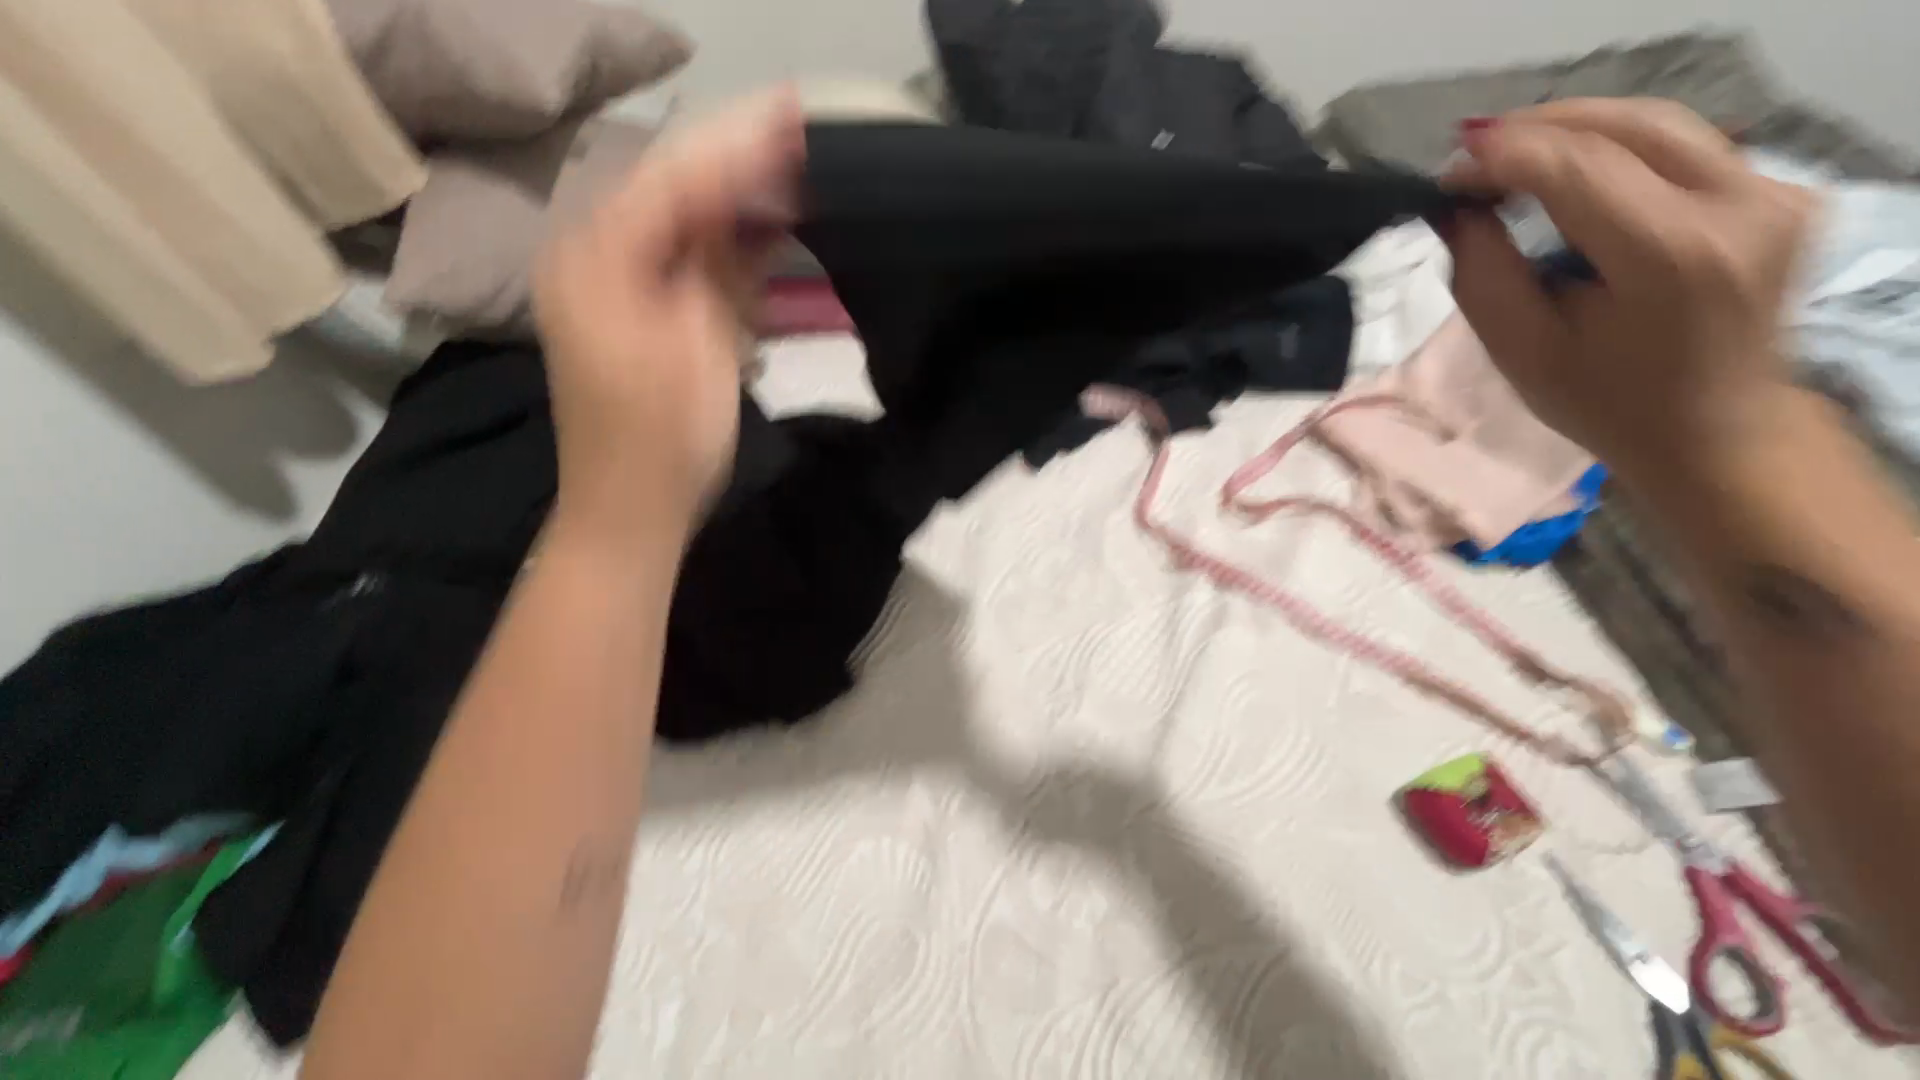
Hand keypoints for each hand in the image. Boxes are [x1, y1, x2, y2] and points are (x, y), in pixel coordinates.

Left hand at [533, 90, 804, 541]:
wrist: (627, 513)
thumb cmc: (665, 442)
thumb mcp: (703, 348)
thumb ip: (724, 265)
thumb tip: (759, 202)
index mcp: (596, 261)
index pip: (672, 180)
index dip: (738, 150)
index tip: (798, 126)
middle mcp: (589, 255)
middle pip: (669, 187)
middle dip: (737, 163)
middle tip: (802, 138)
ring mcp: (604, 280)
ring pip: (674, 217)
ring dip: (733, 197)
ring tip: (794, 171)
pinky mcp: (626, 307)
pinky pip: (674, 253)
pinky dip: (719, 240)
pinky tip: (763, 224)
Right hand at [1441, 99, 1815, 481]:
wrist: (1713, 430)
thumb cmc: (1604, 403)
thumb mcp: (1521, 349)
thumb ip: (1482, 271)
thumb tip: (1458, 207)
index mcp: (1673, 255)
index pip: (1579, 168)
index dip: (1504, 157)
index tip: (1446, 172)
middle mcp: (1741, 205)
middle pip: (1627, 126)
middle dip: (1538, 128)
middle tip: (1470, 152)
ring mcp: (1772, 192)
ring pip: (1658, 123)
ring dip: (1574, 130)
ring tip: (1508, 156)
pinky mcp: (1777, 190)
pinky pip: (1682, 144)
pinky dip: (1613, 145)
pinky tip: (1566, 166)